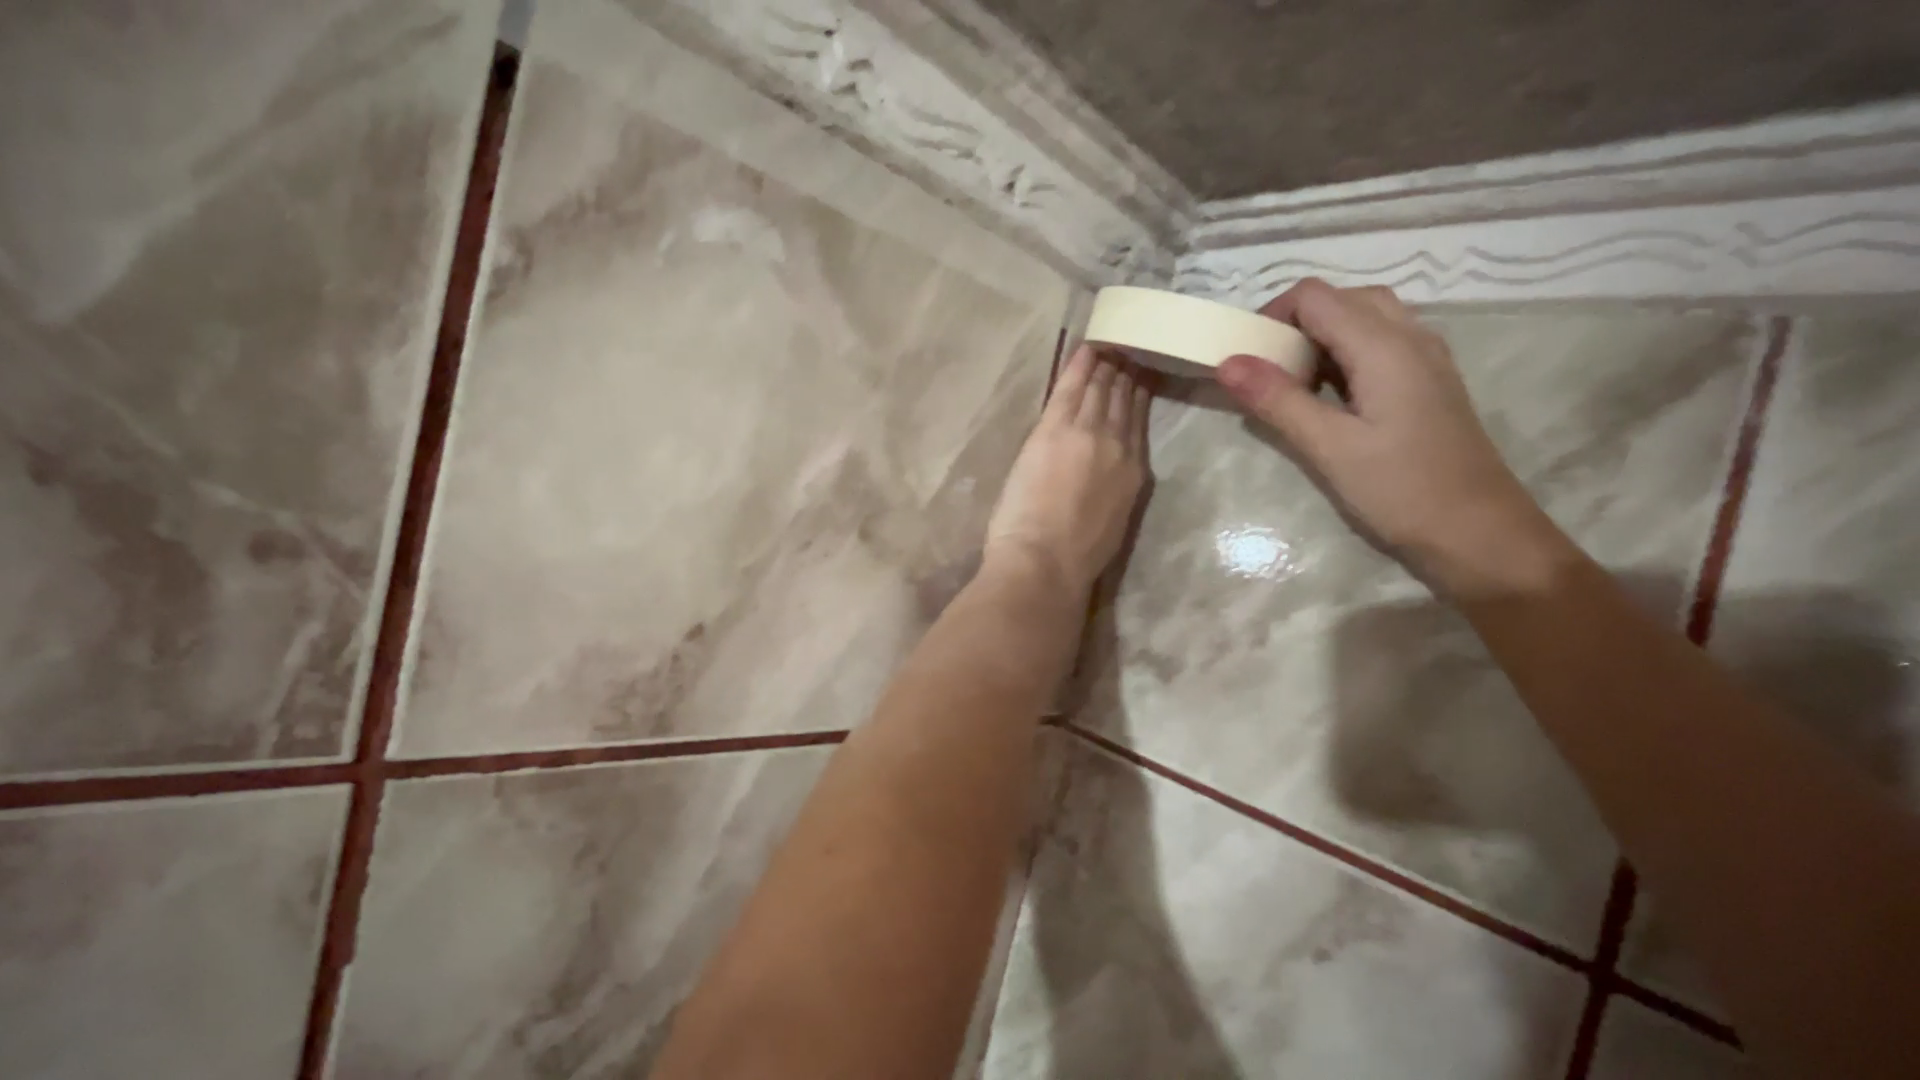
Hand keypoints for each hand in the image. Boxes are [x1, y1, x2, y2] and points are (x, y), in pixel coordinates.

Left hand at [984, 344, 1149, 599]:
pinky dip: (1079, 366)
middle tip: (1129, 348)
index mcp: (1133, 475)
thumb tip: (1107, 479)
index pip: (1137, 427)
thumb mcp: (1113, 524)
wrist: (1046, 563)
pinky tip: (1088, 347)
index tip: (1141, 379)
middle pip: (1122, 402)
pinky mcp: (1055, 429)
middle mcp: (1118, 447)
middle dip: (1125, 374)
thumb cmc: (1074, 559)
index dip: (1138, 399)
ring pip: (1100, 389)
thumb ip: (1115, 493)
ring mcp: (1088, 433)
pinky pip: (1070, 387)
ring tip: (1112, 342)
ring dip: (1106, 364)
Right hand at [1215, 279, 1572, 596]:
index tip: (1246, 358)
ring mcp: (1426, 359)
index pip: (1314, 296)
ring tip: (1294, 385)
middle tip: (1267, 371)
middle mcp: (1410, 337)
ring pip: (1365, 319)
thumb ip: (1278, 400)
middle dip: (1296, 324)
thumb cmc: (1403, 491)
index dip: (1272, 316)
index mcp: (1384, 346)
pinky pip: (1382, 344)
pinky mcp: (1430, 383)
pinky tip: (1331, 399)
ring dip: (1322, 338)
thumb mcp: (1330, 449)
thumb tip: (1227, 362)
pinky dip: (1346, 355)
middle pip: (1342, 300)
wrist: (1480, 534)